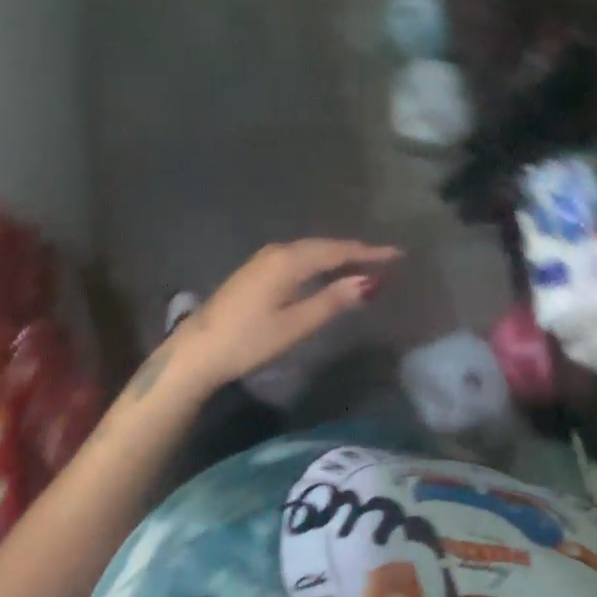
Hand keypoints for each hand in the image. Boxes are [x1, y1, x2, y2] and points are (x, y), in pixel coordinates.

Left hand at [163, 239, 401, 395]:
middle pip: (324, 246)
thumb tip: (371, 282)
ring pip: (310, 250)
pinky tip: (327, 271)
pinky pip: (299, 257)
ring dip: (337, 255)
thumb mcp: (296, 325)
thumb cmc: (249, 340)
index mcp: (289, 261)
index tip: (398, 255)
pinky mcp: (257, 270)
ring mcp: (264, 259)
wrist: (199, 349)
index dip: (369, 253)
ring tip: (364, 263)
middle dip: (356, 251)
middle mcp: (278, 251)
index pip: (338, 251)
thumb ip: (333, 301)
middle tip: (386, 259)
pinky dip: (320, 261)